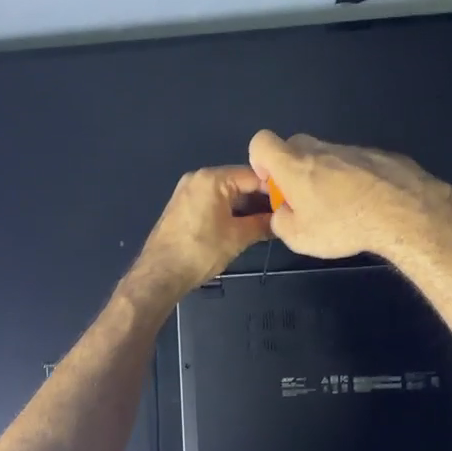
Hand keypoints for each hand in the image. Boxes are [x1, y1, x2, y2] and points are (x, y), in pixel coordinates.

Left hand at [128, 167, 274, 298]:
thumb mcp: (237, 238)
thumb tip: (282, 223)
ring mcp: (187, 192)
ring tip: (266, 223)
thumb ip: (262, 225)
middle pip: (238, 183)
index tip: (292, 202)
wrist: (159, 275)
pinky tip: (242, 226)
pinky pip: (212, 203)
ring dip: (244, 208)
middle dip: (259, 199)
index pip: (253, 175)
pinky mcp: (182, 207)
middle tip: (282, 215)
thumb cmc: (200, 253)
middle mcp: (197, 178)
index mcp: (212, 178)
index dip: (275, 189)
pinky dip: (228, 212)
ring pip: (225, 194)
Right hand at [248, 131, 451, 261]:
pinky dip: (354, 180)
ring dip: (325, 176)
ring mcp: (352, 148)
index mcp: (294, 164)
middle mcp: (320, 148)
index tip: (271, 185)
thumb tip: (284, 212)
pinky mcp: (379, 154)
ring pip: (327, 156)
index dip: (259, 161)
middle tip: (304, 200)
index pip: (261, 142)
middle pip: (295, 147)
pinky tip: (367, 204)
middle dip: (293, 169)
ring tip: (341, 209)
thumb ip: (281, 221)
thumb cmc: (342, 225)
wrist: (403, 212)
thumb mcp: (298, 237)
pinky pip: (355, 164)